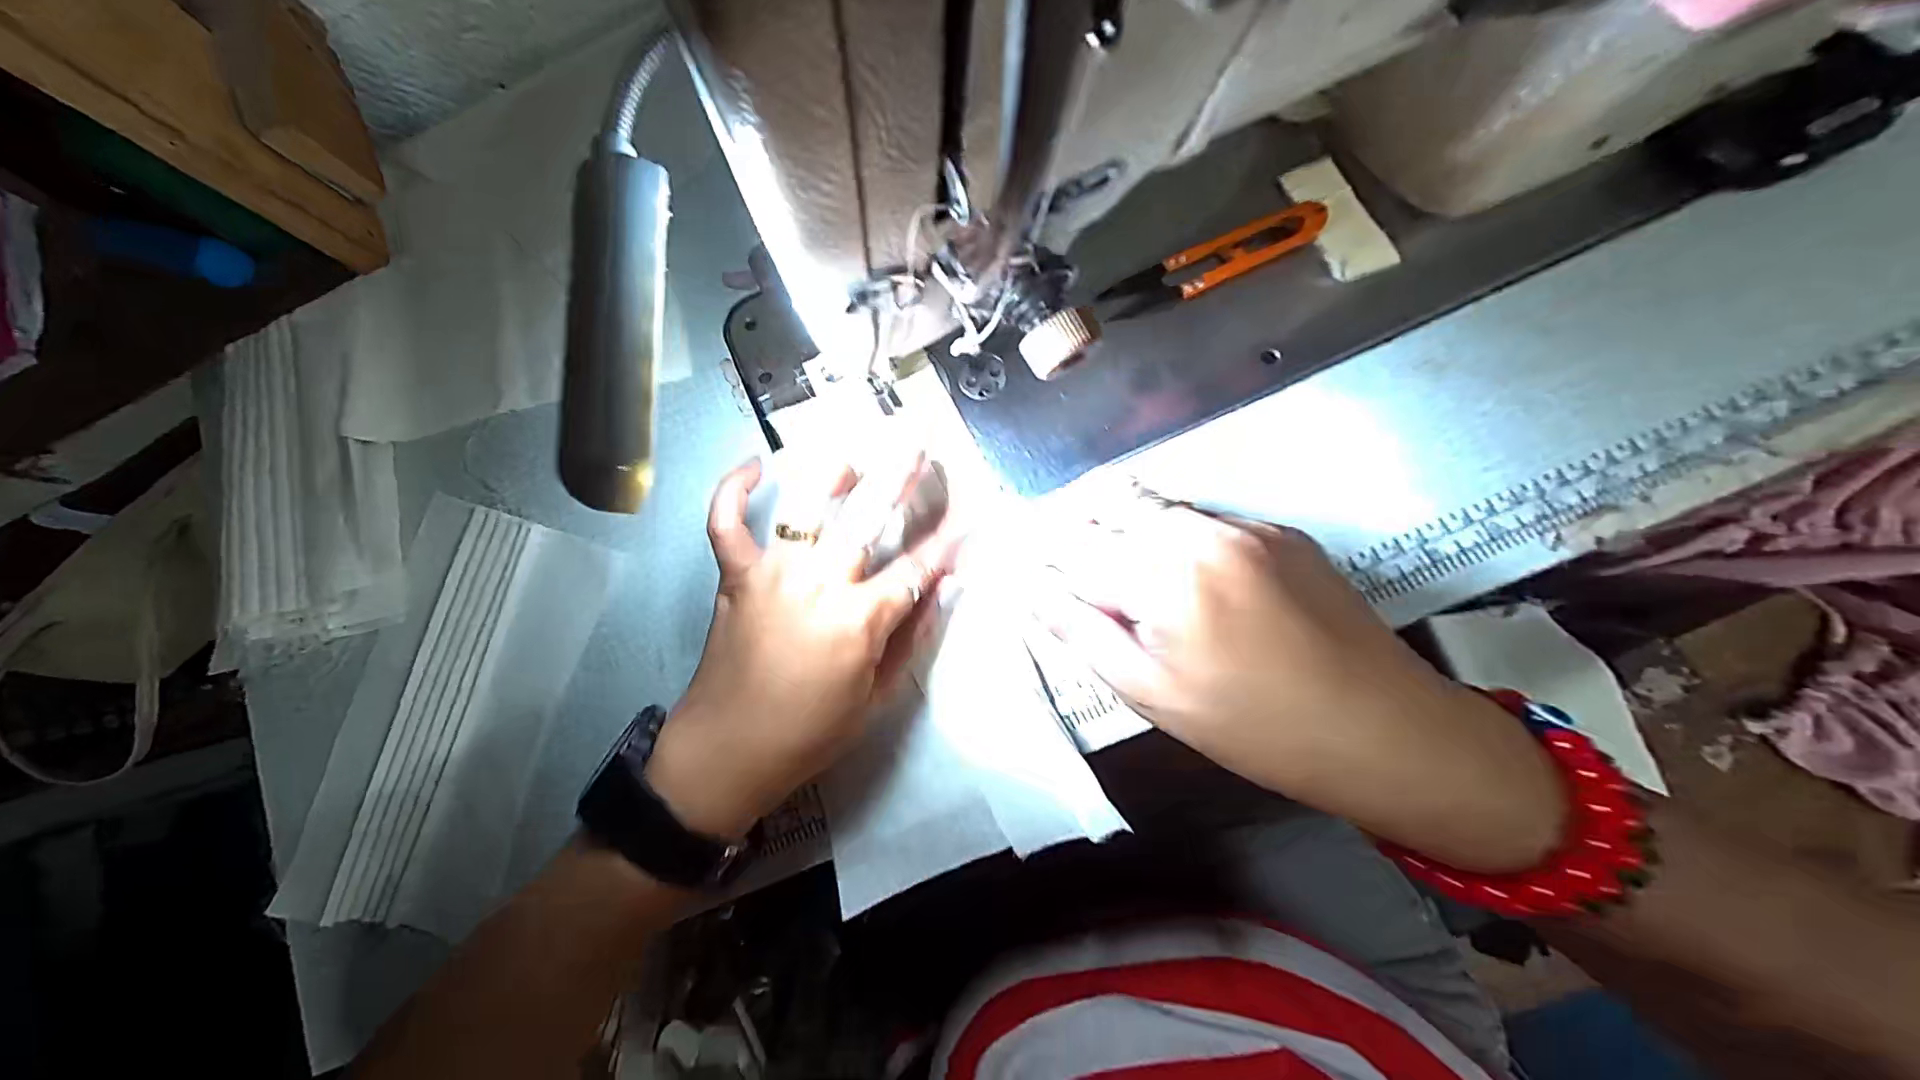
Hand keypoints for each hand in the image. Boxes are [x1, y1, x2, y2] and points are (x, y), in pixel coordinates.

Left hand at [645, 454, 956, 840]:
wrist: (726, 752)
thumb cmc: (809, 734)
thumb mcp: (875, 699)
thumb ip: (911, 638)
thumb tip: (944, 588)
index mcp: (859, 620)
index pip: (916, 568)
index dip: (948, 540)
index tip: (972, 513)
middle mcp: (818, 585)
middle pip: (865, 519)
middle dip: (898, 477)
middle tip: (919, 444)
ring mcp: (772, 575)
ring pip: (801, 508)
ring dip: (828, 473)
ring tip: (850, 453)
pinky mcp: (734, 578)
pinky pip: (726, 524)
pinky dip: (732, 492)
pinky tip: (751, 466)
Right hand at [1033, 493, 1565, 871]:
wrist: (1384, 729)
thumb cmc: (1255, 728)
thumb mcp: (1153, 696)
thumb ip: (1084, 633)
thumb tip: (1033, 591)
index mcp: (1165, 580)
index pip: (1074, 547)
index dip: (1039, 552)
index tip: (1018, 561)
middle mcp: (1202, 534)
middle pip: (1110, 503)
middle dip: (1072, 522)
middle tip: (1054, 553)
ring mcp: (1246, 526)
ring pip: (1155, 503)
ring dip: (1118, 521)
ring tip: (1104, 557)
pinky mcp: (1279, 530)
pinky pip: (1202, 517)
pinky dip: (1169, 532)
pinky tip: (1173, 568)